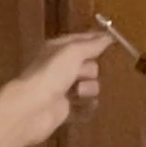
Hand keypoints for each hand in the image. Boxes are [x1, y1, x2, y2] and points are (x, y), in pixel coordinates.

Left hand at [0, 32, 107, 146]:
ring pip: (89, 85)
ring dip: (89, 89)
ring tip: (78, 93)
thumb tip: (108, 36)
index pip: (81, 40)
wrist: (31, 108)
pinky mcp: (64, 110)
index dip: (96, 40)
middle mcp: (60, 68)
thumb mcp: (73, 52)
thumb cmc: (51, 74)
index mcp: (58, 50)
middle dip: (90, 70)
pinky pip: (85, 107)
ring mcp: (62, 90)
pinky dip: (88, 106)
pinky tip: (87, 105)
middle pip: (89, 65)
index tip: (113, 40)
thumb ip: (92, 45)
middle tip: (81, 74)